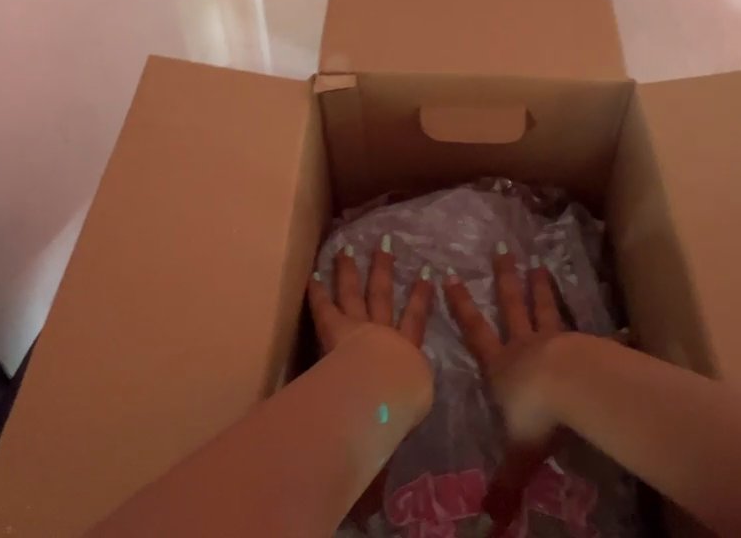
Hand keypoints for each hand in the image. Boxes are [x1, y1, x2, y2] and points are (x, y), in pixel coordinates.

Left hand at [307, 237, 435, 525]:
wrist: (384, 389)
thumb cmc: (401, 408)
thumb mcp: (405, 422)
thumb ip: (394, 442)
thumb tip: (382, 493)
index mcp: (407, 354)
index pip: (416, 321)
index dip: (421, 300)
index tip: (428, 276)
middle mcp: (385, 333)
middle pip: (385, 298)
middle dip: (385, 273)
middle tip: (385, 247)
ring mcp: (360, 326)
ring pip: (357, 292)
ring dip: (353, 271)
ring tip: (349, 249)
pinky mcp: (337, 328)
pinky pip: (326, 307)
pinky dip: (319, 291)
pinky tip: (312, 273)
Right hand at [444, 243, 572, 531]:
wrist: (575, 387)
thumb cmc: (537, 415)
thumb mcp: (518, 454)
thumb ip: (505, 484)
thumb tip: (487, 527)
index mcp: (499, 367)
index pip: (475, 333)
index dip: (461, 308)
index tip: (451, 279)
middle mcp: (523, 346)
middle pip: (510, 307)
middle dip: (504, 281)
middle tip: (501, 251)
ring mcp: (553, 339)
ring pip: (542, 307)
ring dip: (539, 287)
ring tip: (538, 264)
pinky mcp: (580, 342)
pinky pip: (579, 326)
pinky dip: (581, 316)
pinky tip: (595, 312)